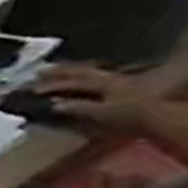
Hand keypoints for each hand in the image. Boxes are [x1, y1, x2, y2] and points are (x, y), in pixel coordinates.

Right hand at [29, 64, 157, 129]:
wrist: (155, 117)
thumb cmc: (127, 117)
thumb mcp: (101, 114)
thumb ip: (78, 108)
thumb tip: (53, 105)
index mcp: (105, 84)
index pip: (75, 82)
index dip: (53, 86)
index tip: (32, 90)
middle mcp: (110, 78)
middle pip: (83, 71)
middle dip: (61, 71)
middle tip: (40, 71)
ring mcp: (115, 81)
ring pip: (90, 71)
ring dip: (71, 70)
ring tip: (53, 70)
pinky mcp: (117, 85)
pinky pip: (95, 77)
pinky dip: (82, 75)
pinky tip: (75, 77)